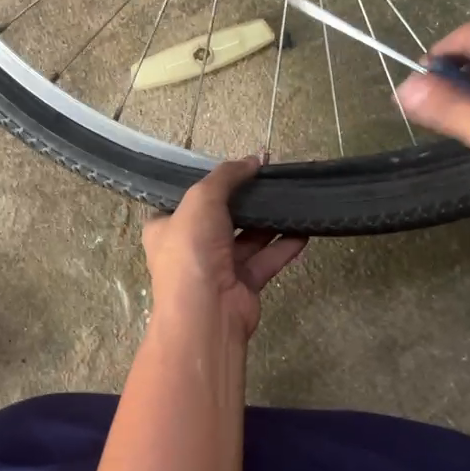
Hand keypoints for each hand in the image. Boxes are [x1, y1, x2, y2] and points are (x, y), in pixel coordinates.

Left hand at [143, 158, 306, 339]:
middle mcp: (189, 246)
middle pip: (220, 217)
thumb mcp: (202, 198)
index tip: (236, 169)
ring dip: (267, 220)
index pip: (186, 200)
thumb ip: (226, 176)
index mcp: (166, 227)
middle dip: (244, 200)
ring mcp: (217, 267)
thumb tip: (253, 159)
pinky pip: (265, 259)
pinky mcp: (243, 284)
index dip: (209, 184)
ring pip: (246, 238)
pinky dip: (283, 245)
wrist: (206, 311)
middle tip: (270, 178)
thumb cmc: (192, 248)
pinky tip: (303, 229)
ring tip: (290, 198)